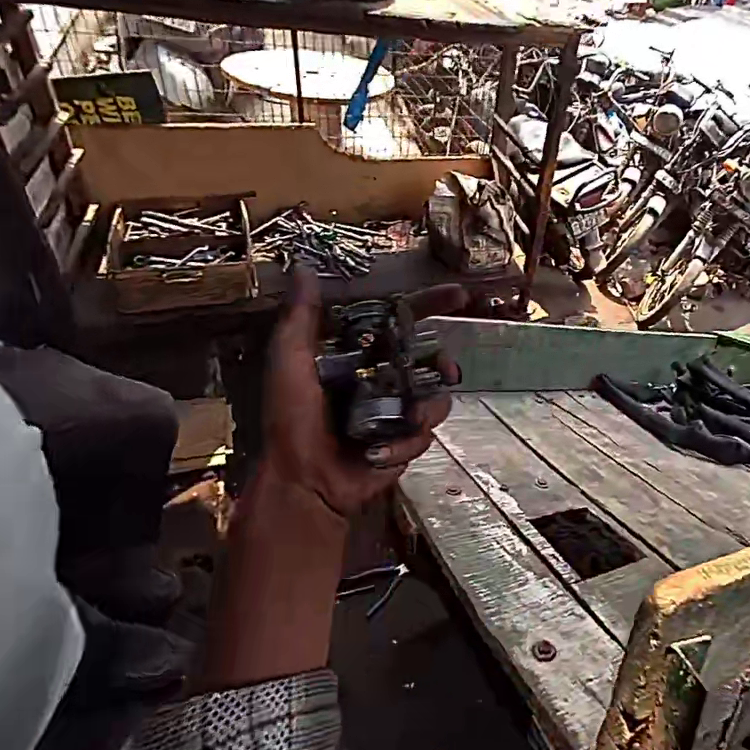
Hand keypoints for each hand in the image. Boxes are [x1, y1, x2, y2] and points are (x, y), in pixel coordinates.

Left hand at [261, 266, 464, 518]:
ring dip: (428, 407)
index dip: (431, 305)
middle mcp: (384, 376)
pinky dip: (406, 442)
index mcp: (361, 353)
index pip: (401, 320)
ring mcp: (398, 410)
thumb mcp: (290, 362)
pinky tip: (379, 453)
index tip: (459, 295)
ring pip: (436, 397)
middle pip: (430, 359)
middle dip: (443, 363)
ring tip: (413, 418)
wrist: (303, 482)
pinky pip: (425, 434)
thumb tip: (302, 268)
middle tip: (445, 370)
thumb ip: (301, 317)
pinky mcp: (405, 440)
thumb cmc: (292, 420)